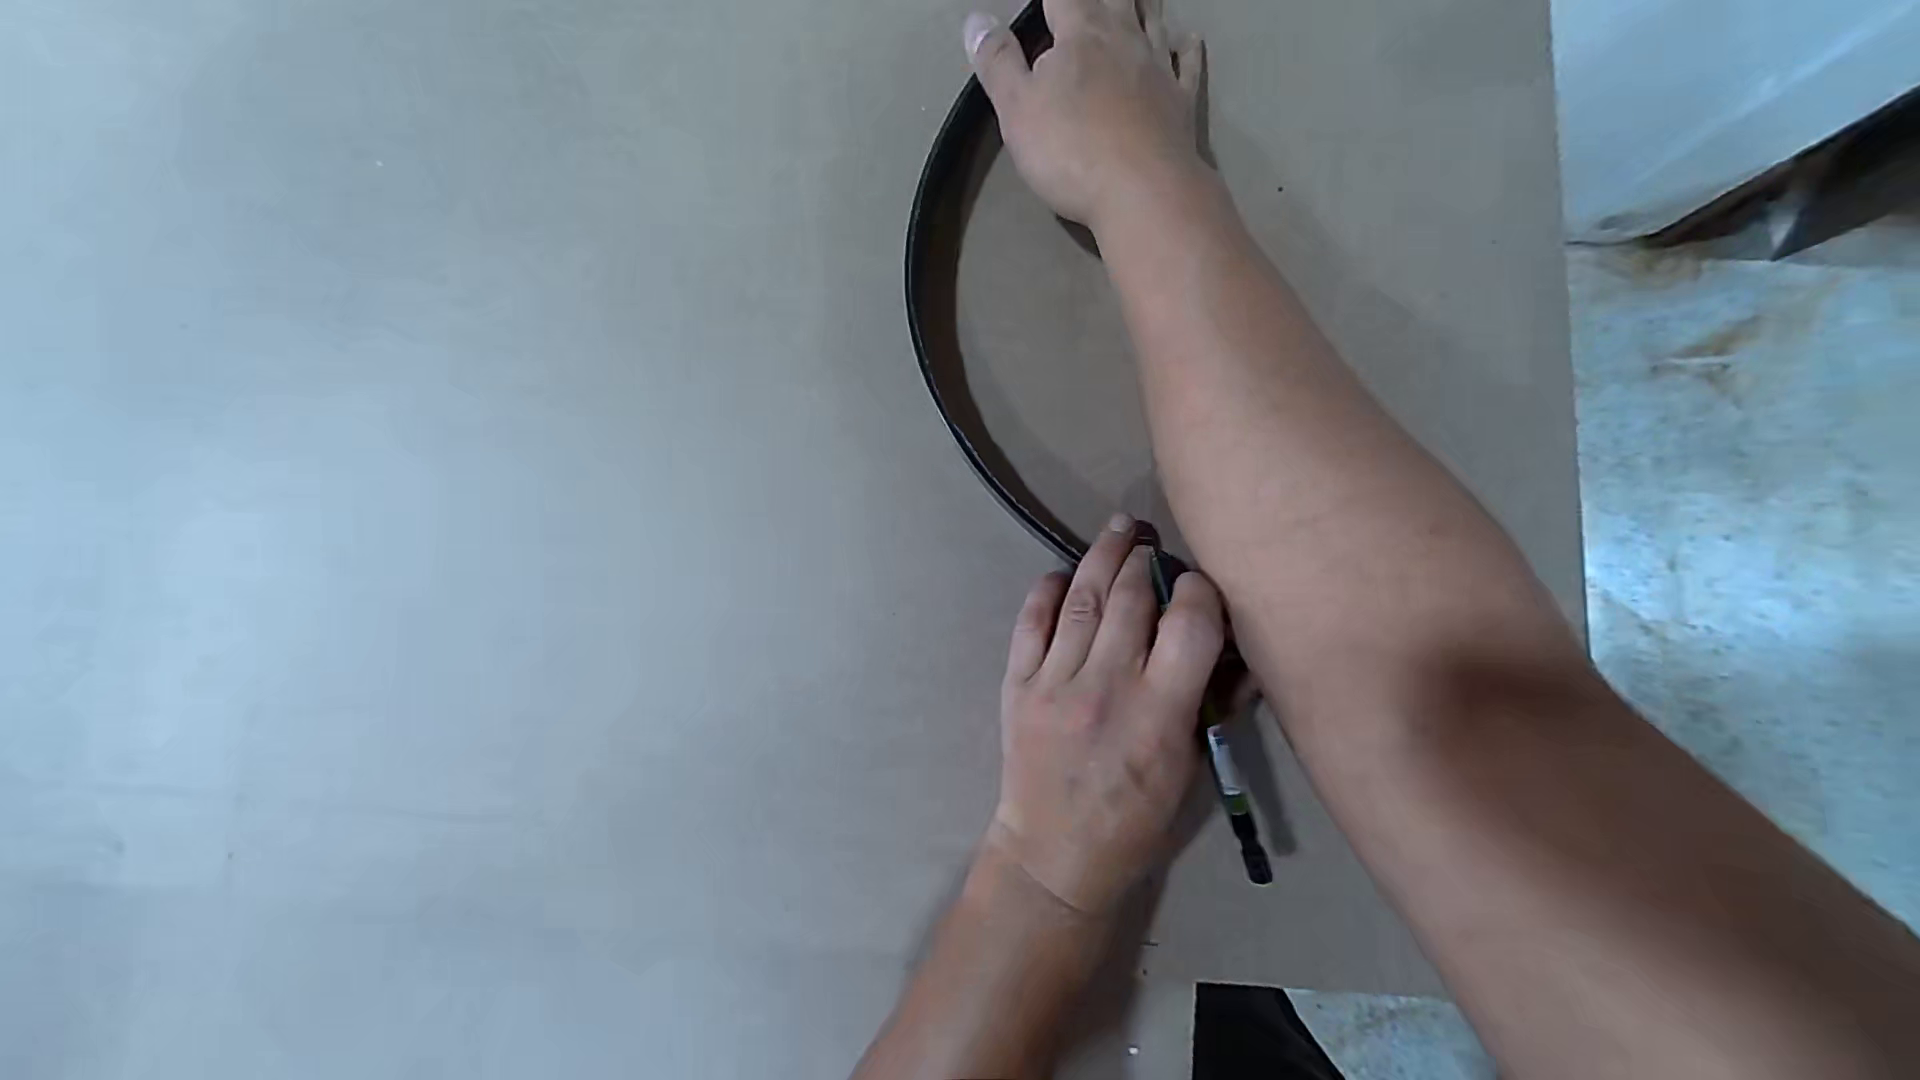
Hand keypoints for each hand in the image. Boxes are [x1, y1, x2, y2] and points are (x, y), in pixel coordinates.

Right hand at [964, 0, 1208, 229]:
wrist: (1140, 192)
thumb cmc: (1070, 153)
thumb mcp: (1017, 111)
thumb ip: (998, 64)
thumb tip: (976, 20)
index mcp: (1081, 35)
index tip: (1044, 3)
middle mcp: (1125, 38)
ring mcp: (1159, 69)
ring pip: (1154, 18)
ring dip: (1144, 3)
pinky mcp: (1182, 103)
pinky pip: (1188, 64)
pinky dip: (1186, 47)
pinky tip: (1185, 41)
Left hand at [985, 514, 1225, 915]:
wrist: (1053, 854)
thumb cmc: (1133, 820)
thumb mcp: (1191, 771)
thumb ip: (1212, 705)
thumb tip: (1233, 648)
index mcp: (1159, 713)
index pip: (1190, 623)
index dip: (1198, 589)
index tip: (1197, 582)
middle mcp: (1105, 686)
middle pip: (1130, 598)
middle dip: (1146, 561)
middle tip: (1152, 540)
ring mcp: (1054, 682)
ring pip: (1082, 600)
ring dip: (1102, 558)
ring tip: (1117, 530)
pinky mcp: (1016, 685)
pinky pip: (1031, 624)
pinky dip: (1046, 591)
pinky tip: (1061, 573)